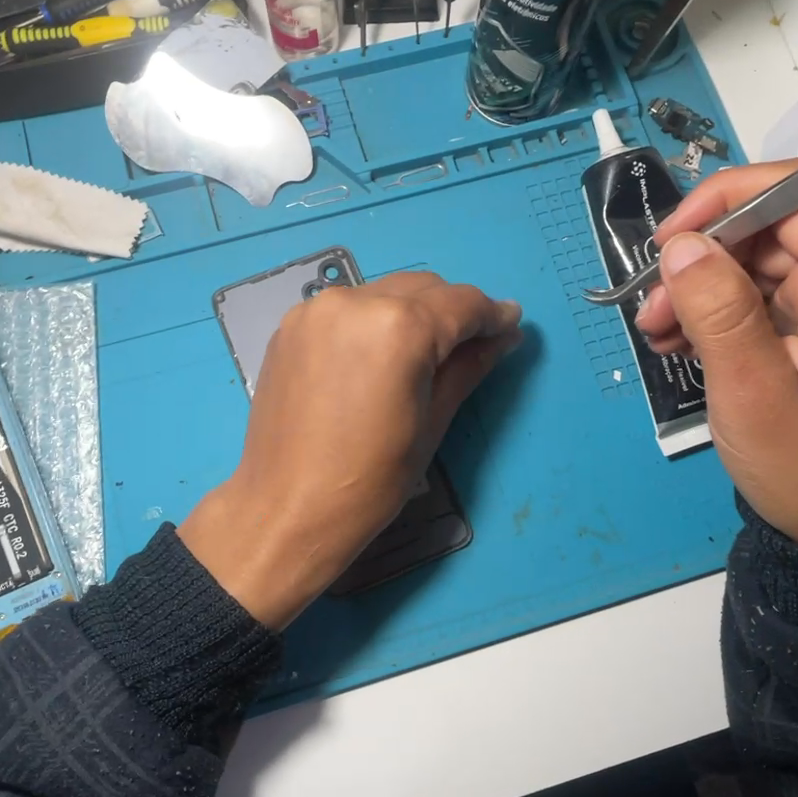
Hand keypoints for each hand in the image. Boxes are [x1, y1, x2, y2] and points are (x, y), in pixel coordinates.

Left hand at [181, 272, 522, 627]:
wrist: (288, 508)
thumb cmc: (372, 479)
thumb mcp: (433, 421)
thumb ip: (470, 366)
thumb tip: (507, 334)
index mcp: (398, 326)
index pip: (462, 303)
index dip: (493, 315)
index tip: (510, 326)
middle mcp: (355, 301)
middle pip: (423, 288)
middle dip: (452, 312)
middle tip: (468, 349)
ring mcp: (316, 310)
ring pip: (384, 293)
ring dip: (410, 314)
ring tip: (417, 359)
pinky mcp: (291, 325)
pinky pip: (347, 309)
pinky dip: (371, 323)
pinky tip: (373, 361)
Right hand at [634, 159, 797, 548]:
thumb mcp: (753, 394)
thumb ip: (719, 312)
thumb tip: (679, 245)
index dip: (735, 198)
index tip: (673, 236)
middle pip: (777, 228)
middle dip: (704, 254)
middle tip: (651, 305)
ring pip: (760, 263)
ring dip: (700, 286)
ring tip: (656, 332)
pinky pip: (760, 300)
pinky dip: (714, 312)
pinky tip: (677, 342)